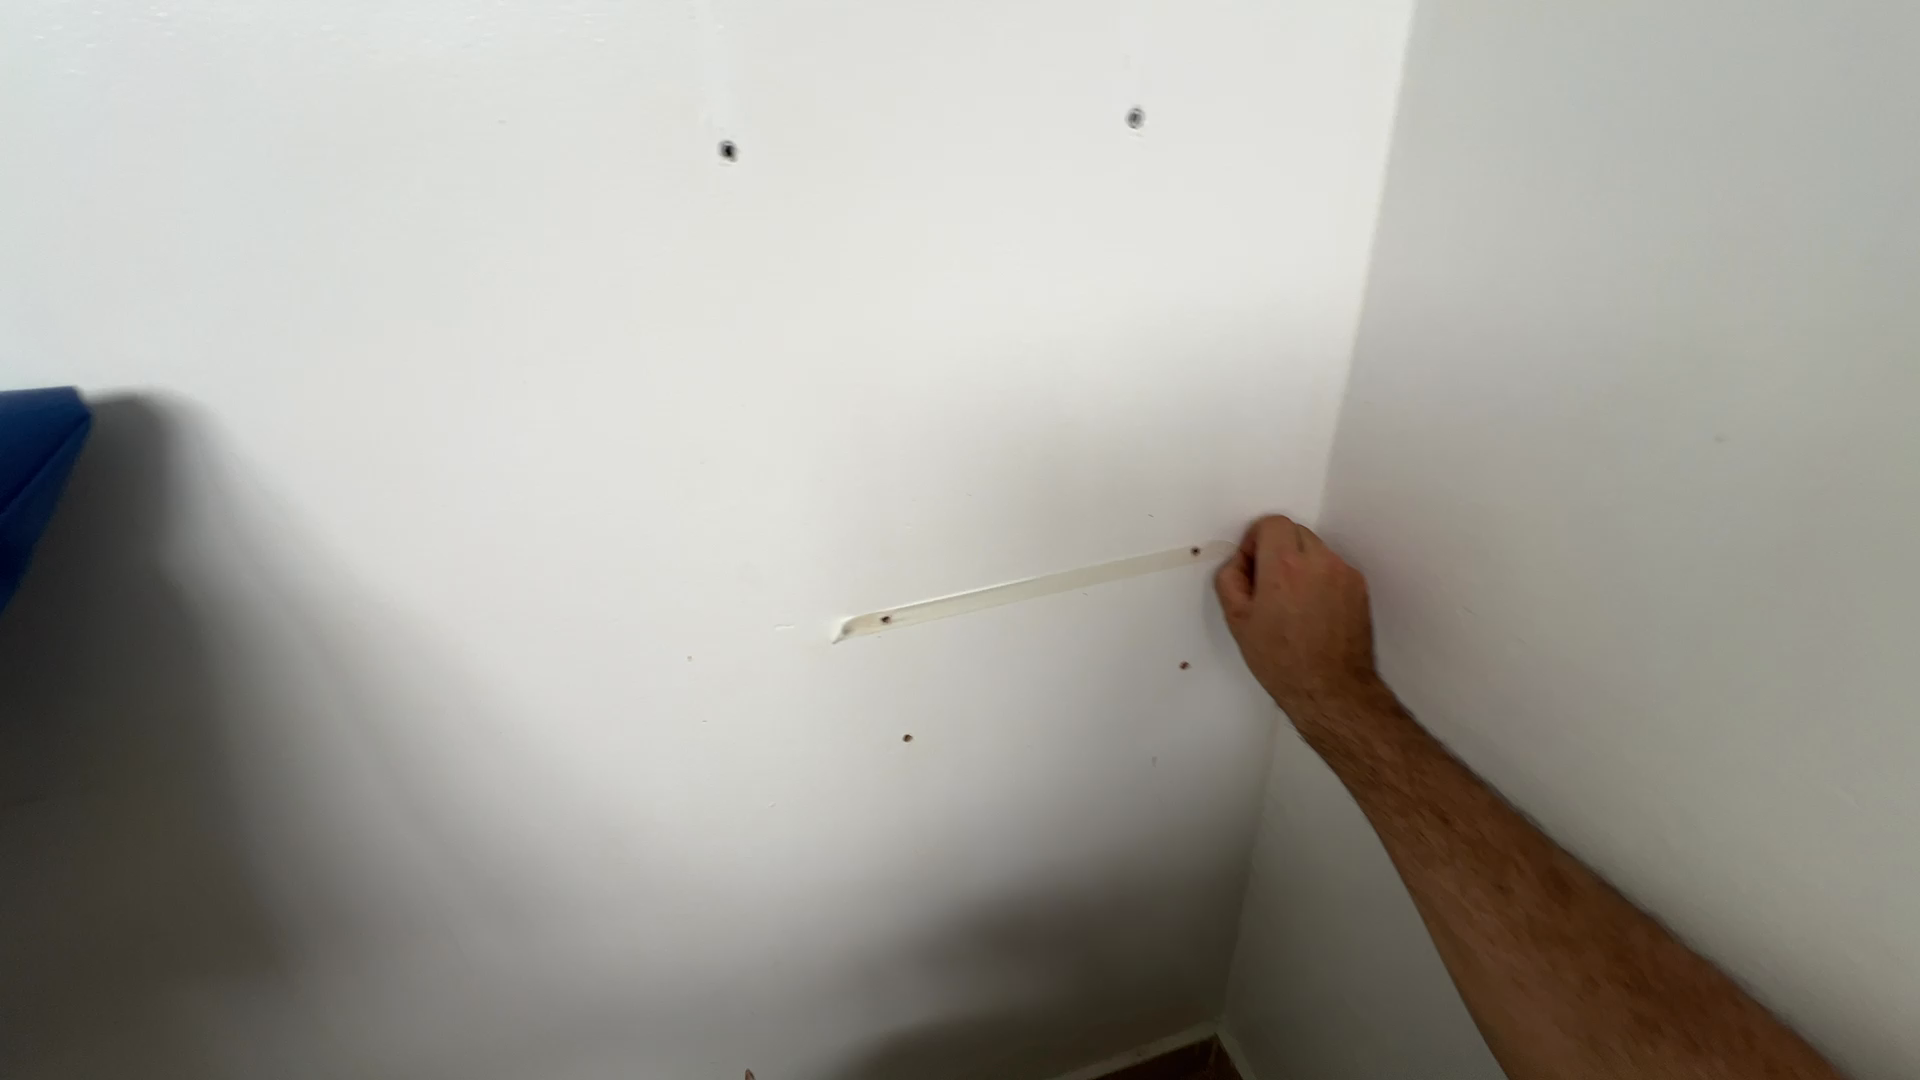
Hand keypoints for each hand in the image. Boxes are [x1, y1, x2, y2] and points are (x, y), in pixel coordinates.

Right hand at [1215, 515, 1380, 718]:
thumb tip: (1241, 562)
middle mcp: (1318, 561)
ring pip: (1314, 549)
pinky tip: (1310, 609)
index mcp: (1283, 566)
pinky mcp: (1359, 587)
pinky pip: (1332, 567)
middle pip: (1293, 531)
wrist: (1329, 688)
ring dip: (1298, 562)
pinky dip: (1318, 577)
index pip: (1271, 523)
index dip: (1256, 540)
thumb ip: (1230, 579)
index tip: (1253, 566)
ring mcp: (1343, 573)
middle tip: (1267, 583)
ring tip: (1290, 600)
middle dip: (1276, 548)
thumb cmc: (1278, 658)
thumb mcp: (1236, 619)